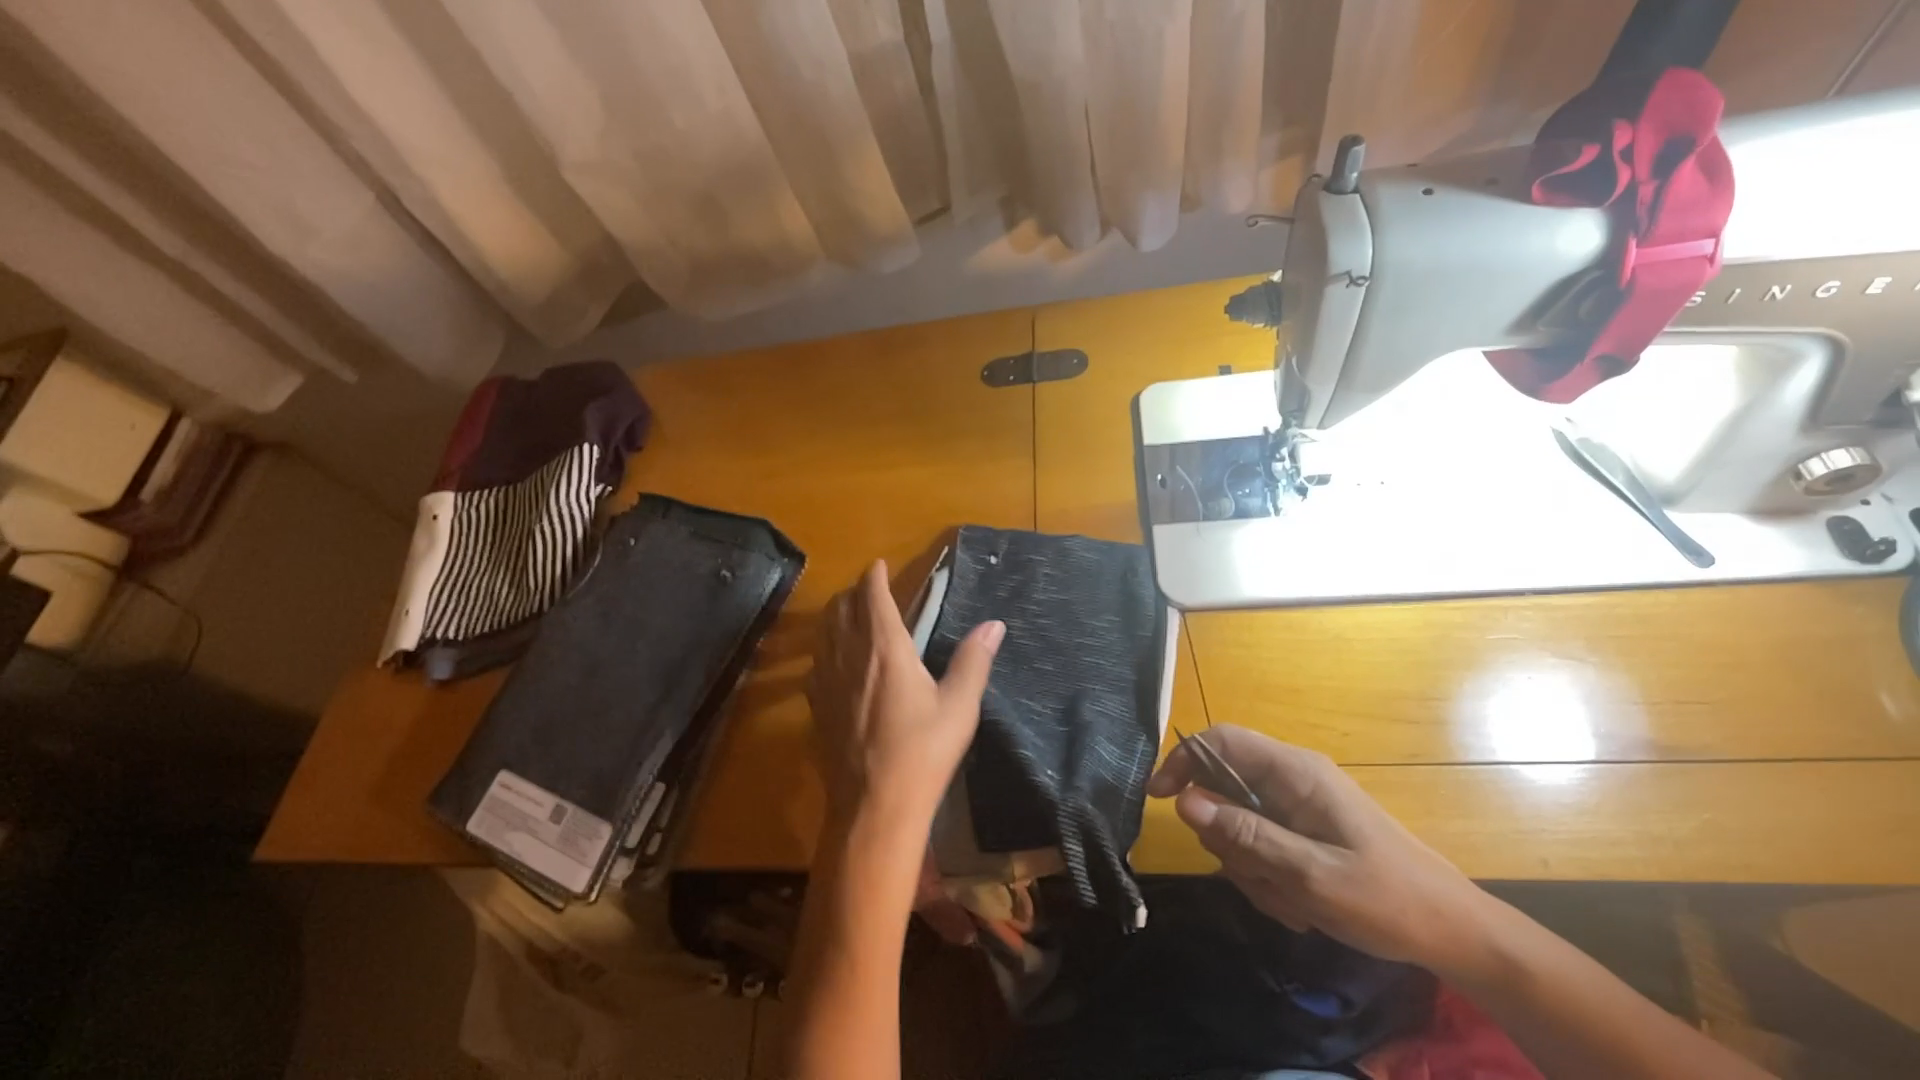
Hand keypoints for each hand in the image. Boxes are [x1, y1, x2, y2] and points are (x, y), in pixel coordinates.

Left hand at [808, 560, 1004, 830]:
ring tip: (851, 617)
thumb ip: (973, 661)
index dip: (874, 576)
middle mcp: (849, 656)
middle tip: (870, 590)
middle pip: (841, 608)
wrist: (874, 805)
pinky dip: (826, 648)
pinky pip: (816, 662)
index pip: (871, 596)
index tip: (879, 565)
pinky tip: (837, 663)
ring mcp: (826, 681)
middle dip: (854, 592)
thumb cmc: (923, 752)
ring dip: (836, 616)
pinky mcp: (815, 707)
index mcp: (885, 648)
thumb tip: (993, 624)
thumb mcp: (959, 707)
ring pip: (823, 633)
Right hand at [1147, 726, 1493, 973]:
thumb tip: (1184, 802)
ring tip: (1290, 902)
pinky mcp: (1303, 833)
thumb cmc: (1387, 899)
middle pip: (1222, 791)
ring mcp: (1298, 807)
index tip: (1160, 802)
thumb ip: (1246, 836)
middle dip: (1228, 841)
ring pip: (1236, 827)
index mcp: (1297, 773)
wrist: (1451, 931)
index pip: (1222, 741)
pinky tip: (1298, 906)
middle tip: (1259, 879)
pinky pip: (1259, 848)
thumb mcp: (1310, 875)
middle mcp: (1293, 781)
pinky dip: (1266, 880)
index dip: (1183, 762)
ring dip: (1250, 869)